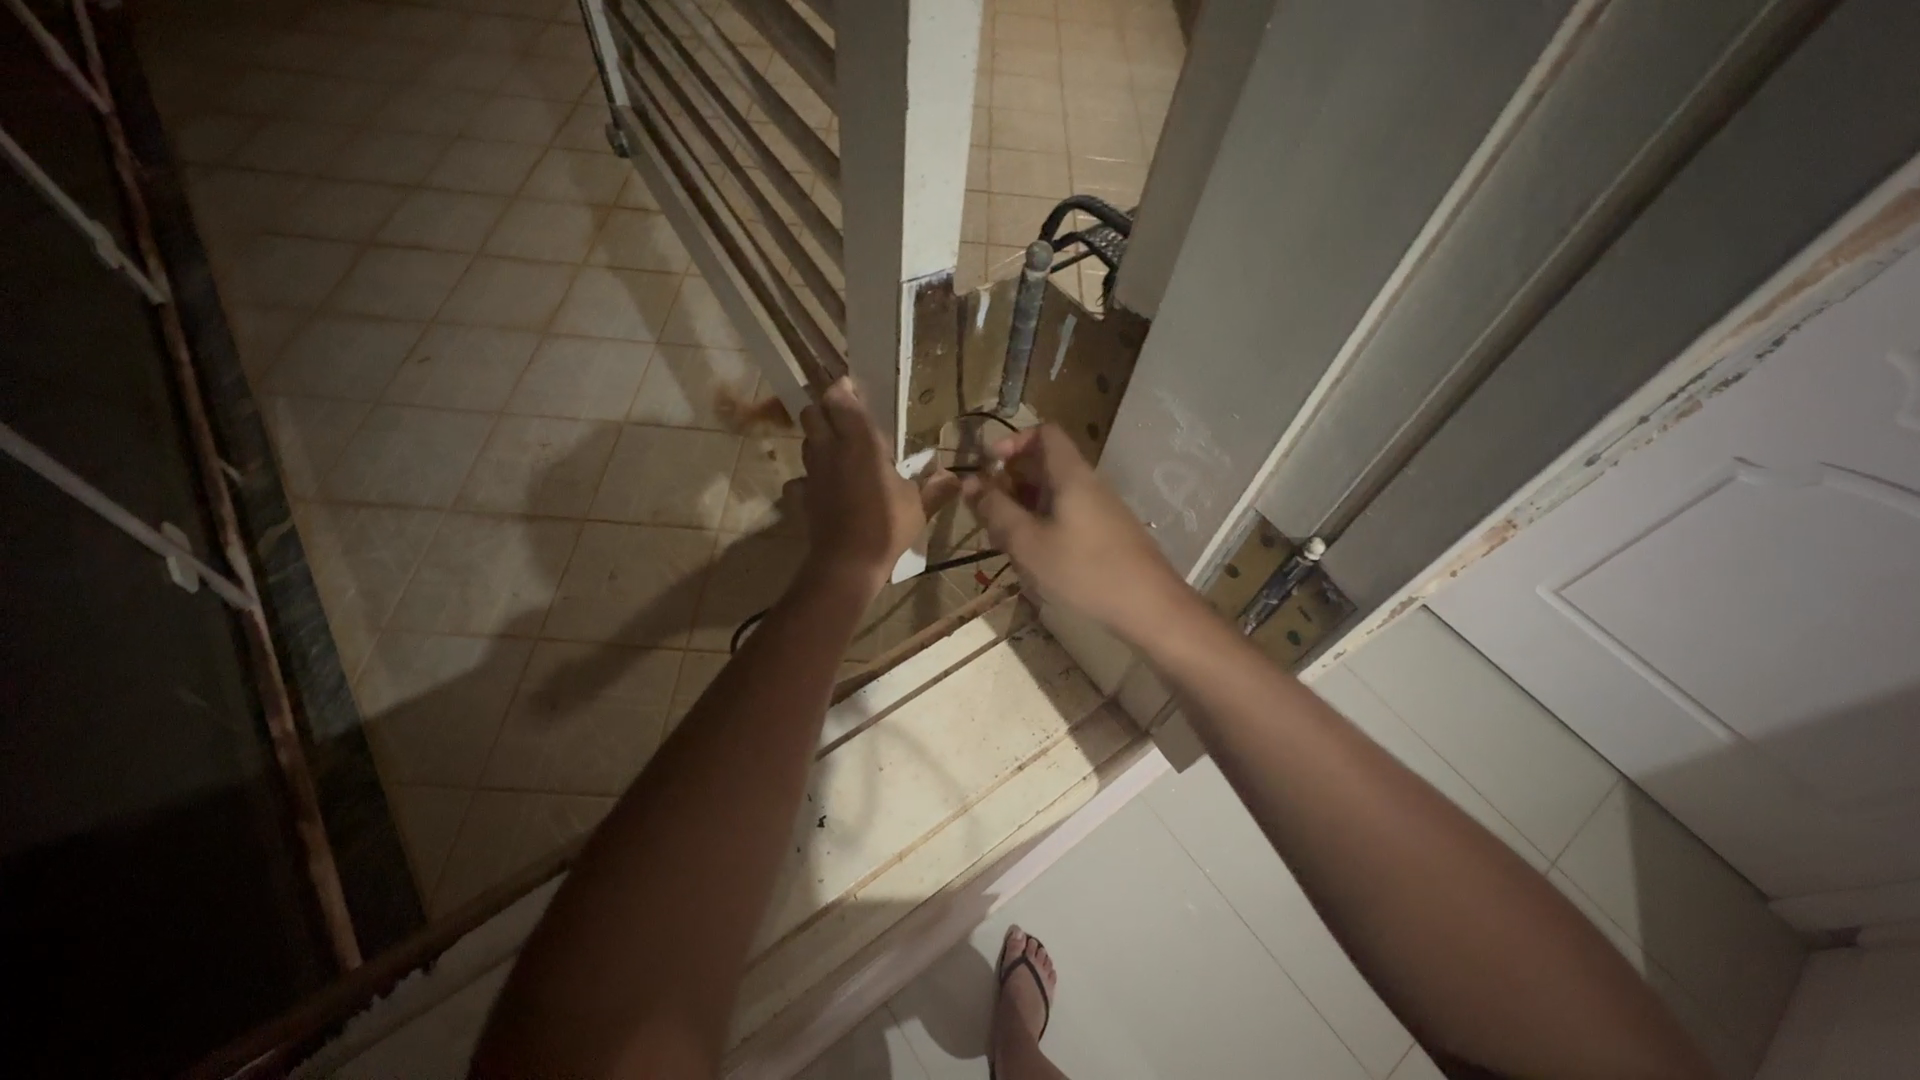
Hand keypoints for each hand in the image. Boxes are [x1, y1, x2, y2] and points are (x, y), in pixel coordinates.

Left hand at [796, 378, 957, 584]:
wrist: (848, 562)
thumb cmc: (887, 526)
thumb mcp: (919, 506)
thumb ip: (936, 489)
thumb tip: (957, 478)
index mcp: (859, 443)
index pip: (840, 400)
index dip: (843, 389)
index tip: (852, 388)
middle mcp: (830, 450)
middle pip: (812, 413)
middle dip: (824, 410)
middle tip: (843, 418)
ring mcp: (812, 474)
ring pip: (806, 443)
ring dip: (818, 441)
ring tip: (838, 452)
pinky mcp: (802, 497)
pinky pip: (799, 480)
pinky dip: (809, 481)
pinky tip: (822, 489)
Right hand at [962, 425, 1192, 640]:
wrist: (1148, 605)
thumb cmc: (1083, 570)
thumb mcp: (1028, 542)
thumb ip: (996, 510)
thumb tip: (970, 482)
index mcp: (1071, 474)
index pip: (1044, 433)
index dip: (1014, 441)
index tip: (989, 466)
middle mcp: (1088, 484)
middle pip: (1045, 464)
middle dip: (1010, 482)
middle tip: (987, 512)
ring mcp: (1100, 509)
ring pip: (1053, 494)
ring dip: (1023, 509)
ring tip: (1004, 540)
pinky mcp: (1105, 534)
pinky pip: (1066, 515)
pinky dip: (1043, 526)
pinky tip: (1033, 557)